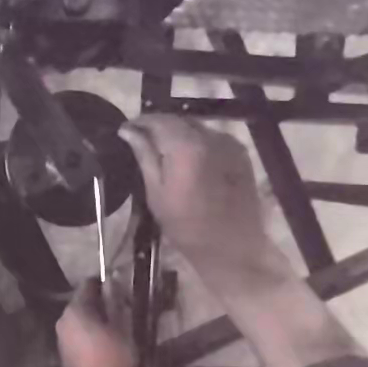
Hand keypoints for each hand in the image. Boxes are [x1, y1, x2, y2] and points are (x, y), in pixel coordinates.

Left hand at [56, 279, 133, 366]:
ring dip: (101, 319)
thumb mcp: (121, 330)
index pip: (89, 283)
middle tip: (127, 312)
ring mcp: (62, 333)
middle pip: (85, 300)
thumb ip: (116, 303)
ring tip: (122, 329)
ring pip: (84, 317)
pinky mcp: (65, 348)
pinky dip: (94, 332)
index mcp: (76, 309)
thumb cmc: (109, 363)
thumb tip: (113, 279)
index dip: (107, 284)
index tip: (124, 292)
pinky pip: (80, 331)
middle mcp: (64, 317)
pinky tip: (110, 342)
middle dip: (105, 303)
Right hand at [119, 115, 296, 295]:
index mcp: (186, 146)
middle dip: (159, 126)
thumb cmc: (186, 225)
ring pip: (196, 127)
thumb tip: (128, 131)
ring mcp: (229, 143)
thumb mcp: (156, 192)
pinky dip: (196, 141)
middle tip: (141, 138)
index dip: (140, 121)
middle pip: (179, 120)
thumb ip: (144, 155)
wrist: (232, 246)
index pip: (159, 120)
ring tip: (162, 149)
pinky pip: (212, 137)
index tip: (126, 129)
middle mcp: (210, 136)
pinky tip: (187, 158)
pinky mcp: (240, 152)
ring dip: (178, 133)